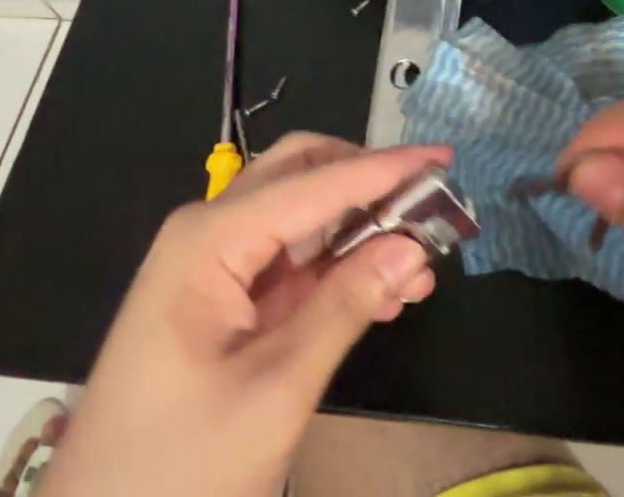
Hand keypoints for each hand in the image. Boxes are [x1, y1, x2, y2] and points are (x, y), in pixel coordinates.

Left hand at [43, 134, 451, 496]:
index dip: (384, 169)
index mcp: (210, 239)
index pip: (314, 184)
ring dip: (361, 228)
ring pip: (302, 215)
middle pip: (301, 175)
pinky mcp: (223, 296)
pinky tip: (383, 291)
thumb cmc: (179, 464)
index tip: (444, 158)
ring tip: (420, 265)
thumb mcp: (274, 390)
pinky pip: (292, 259)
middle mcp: (210, 231)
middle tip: (431, 209)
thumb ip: (345, 308)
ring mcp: (214, 263)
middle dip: (368, 184)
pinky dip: (340, 265)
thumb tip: (413, 247)